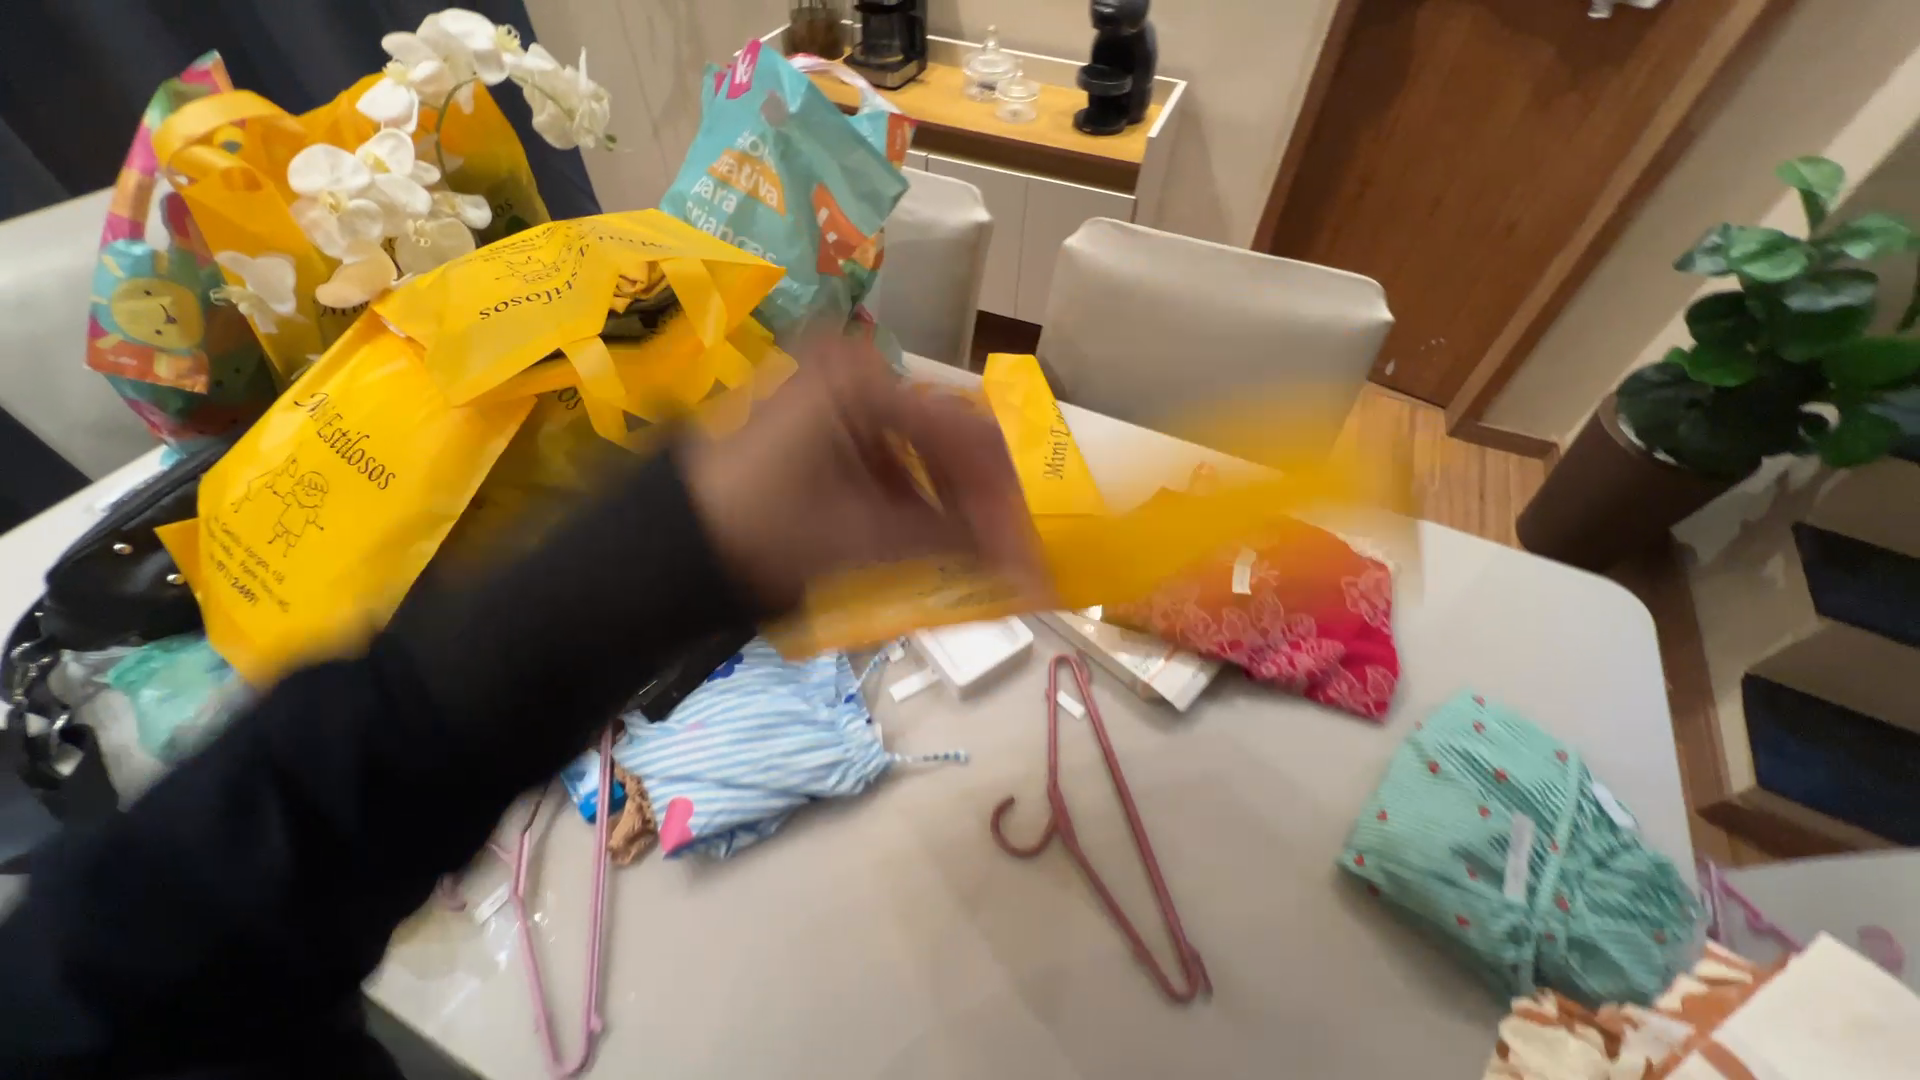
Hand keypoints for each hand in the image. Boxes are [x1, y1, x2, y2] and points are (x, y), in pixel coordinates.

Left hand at [681, 339, 1042, 610]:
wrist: (665, 546)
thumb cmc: (764, 534)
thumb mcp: (866, 537)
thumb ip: (955, 540)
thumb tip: (1027, 561)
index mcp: (862, 380)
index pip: (962, 435)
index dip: (1001, 497)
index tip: (1025, 546)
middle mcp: (847, 367)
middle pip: (940, 434)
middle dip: (973, 496)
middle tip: (998, 550)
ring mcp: (825, 388)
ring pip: (912, 442)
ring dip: (941, 496)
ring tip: (959, 547)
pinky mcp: (810, 414)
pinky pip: (879, 447)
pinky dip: (903, 488)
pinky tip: (913, 526)